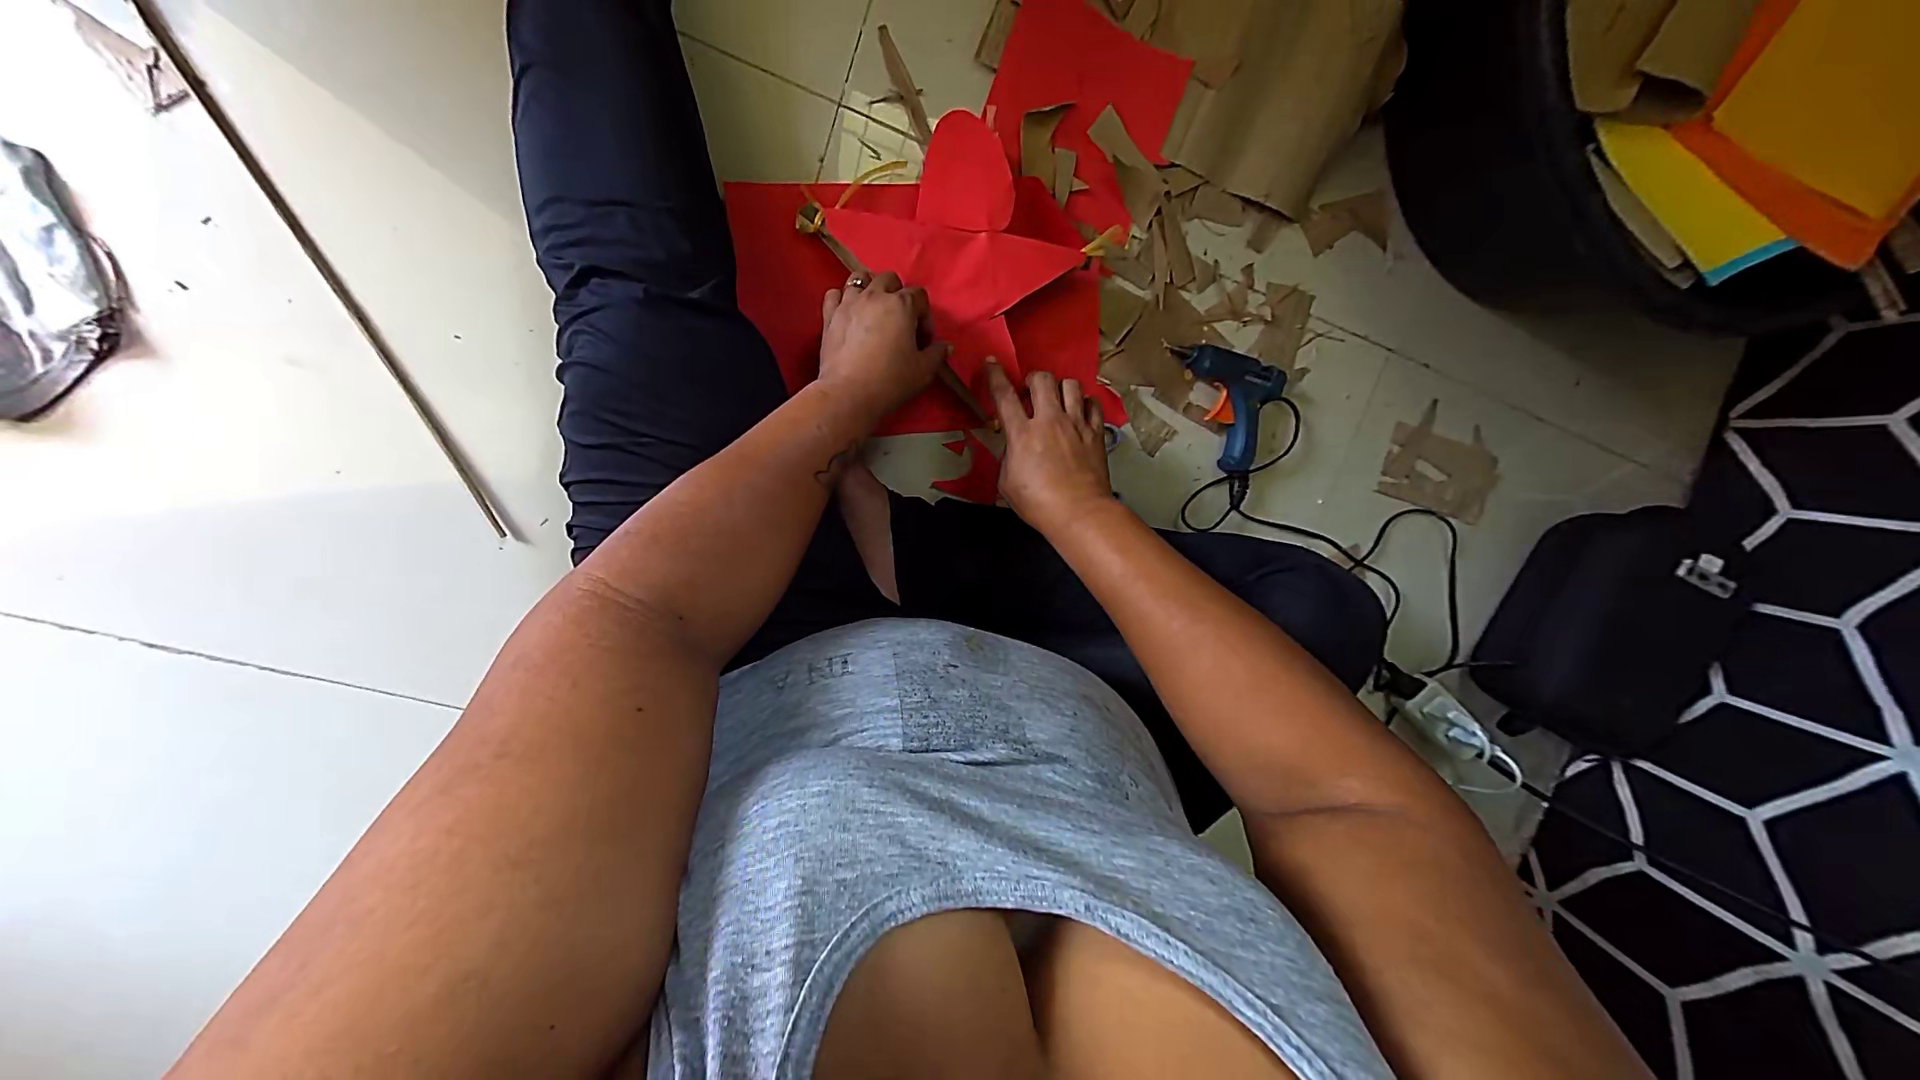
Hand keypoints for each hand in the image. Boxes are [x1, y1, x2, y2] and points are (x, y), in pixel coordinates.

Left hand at [818, 270, 949, 419]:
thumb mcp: (924, 371)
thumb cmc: (891, 381)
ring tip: (874, 311)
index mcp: (901, 305)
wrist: (849, 394)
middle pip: (889, 279)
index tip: (923, 341)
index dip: (925, 317)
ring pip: (860, 278)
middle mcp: (874, 296)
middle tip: (899, 321)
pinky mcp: (829, 316)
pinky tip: (848, 313)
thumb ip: (937, 354)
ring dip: (870, 289)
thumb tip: (945, 346)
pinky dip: (842, 299)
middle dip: (898, 295)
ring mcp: (848, 303)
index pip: (920, 296)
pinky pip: (834, 294)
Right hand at [986, 362, 1113, 535]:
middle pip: (1042, 379)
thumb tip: (1015, 447)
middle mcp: (1050, 421)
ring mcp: (1076, 424)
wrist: (1079, 512)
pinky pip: (1093, 404)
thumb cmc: (1038, 503)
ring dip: (1060, 387)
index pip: (1004, 396)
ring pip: (1070, 385)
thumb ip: (1008, 457)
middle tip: (1030, 392)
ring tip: (1057, 399)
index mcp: (1022, 433)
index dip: (995, 376)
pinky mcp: (1096, 433)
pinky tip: (1080, 411)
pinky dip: (1084, 402)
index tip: (992, 364)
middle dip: (1033, 379)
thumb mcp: (1007, 482)